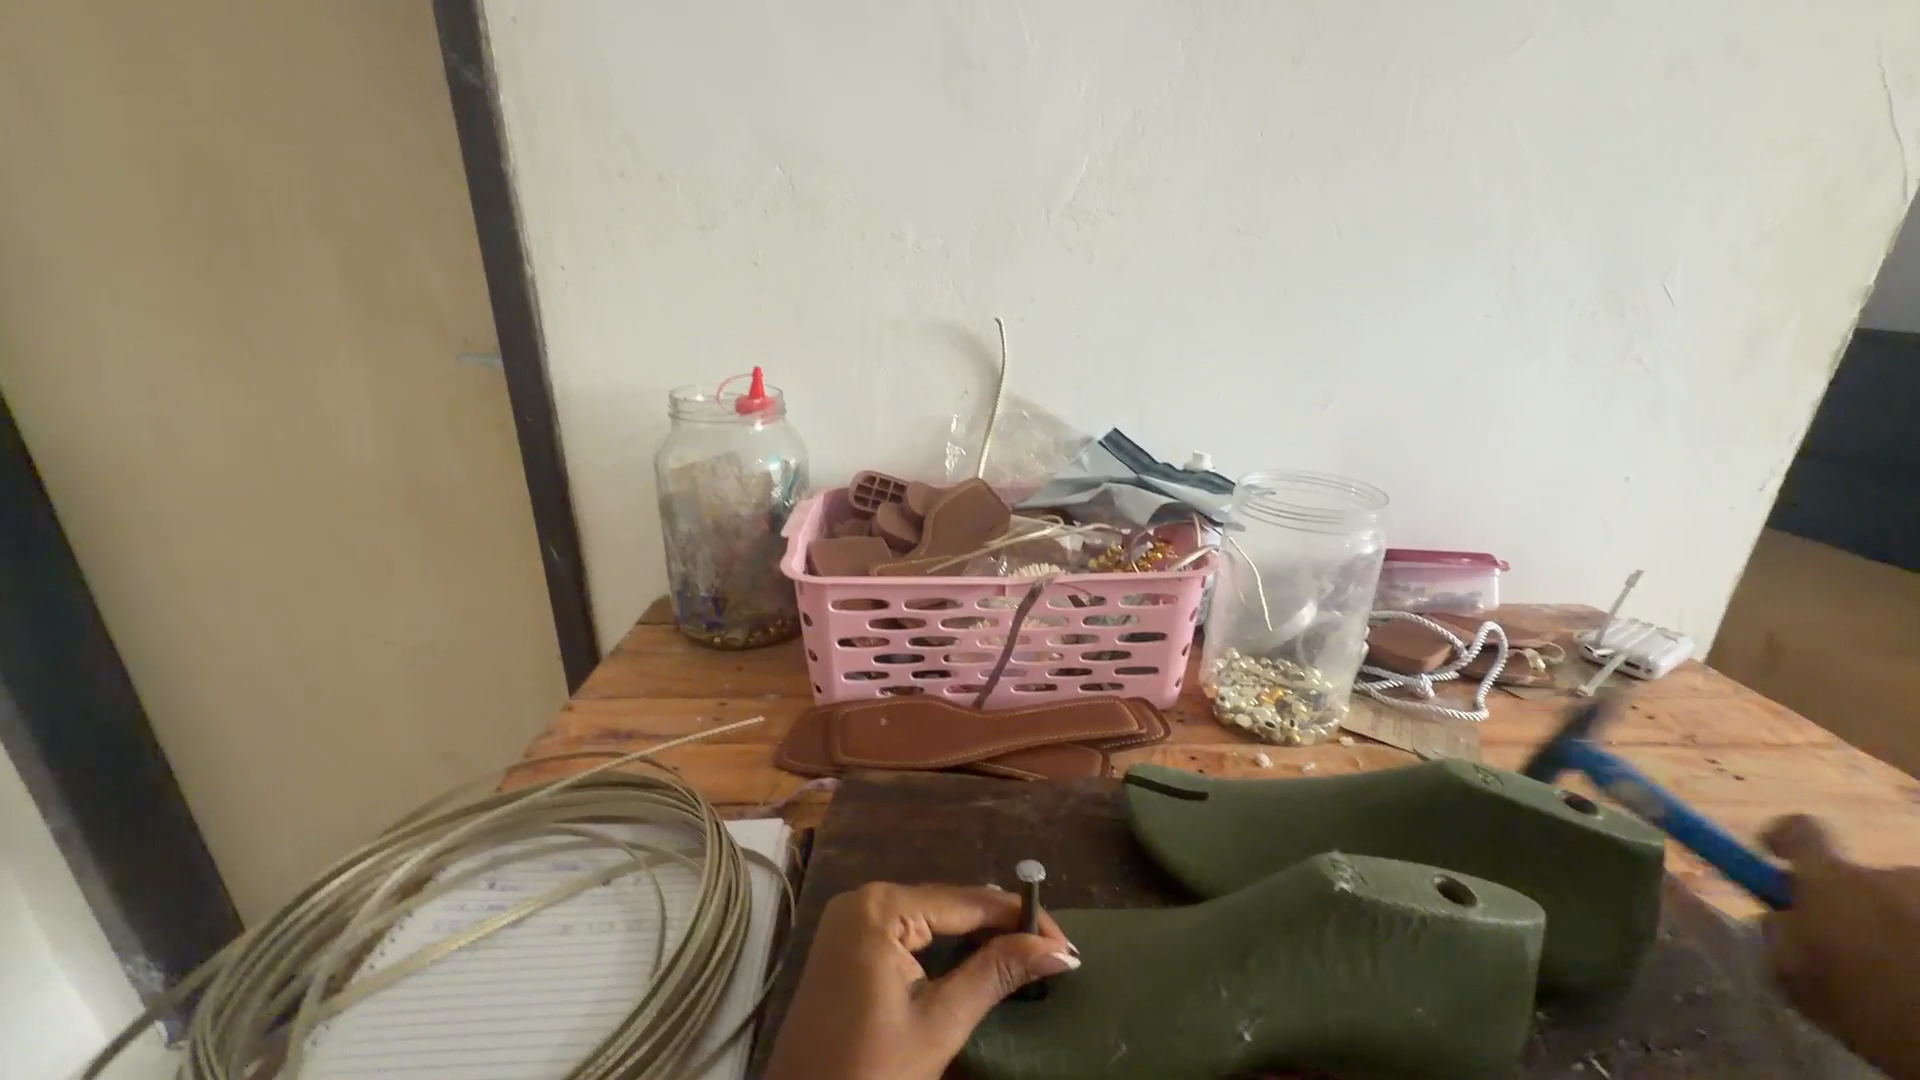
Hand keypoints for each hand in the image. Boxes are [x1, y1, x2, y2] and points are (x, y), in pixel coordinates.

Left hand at [764, 882, 1079, 1079]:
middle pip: (950, 904)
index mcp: (882, 907)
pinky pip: (908, 932)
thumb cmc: (868, 1069)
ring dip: (977, 937)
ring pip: (931, 917)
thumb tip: (1059, 950)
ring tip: (1027, 958)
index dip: (1022, 919)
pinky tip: (978, 961)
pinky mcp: (847, 943)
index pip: (968, 901)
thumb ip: (996, 975)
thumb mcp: (939, 1023)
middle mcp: (864, 898)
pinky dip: (944, 946)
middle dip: (1002, 927)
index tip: (1068, 945)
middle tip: (1052, 955)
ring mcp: (851, 919)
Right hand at [1762, 814, 1919, 1078]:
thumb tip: (1780, 919)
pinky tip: (1917, 978)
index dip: (1783, 840)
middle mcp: (1890, 876)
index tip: (1774, 857)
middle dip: (1852, 902)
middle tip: (1851, 946)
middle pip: (1860, 876)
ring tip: (1899, 971)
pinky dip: (1919, 941)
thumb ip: (1779, 936)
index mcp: (1831, 880)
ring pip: (1905, 903)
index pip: (1799, 829)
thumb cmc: (1873, 1008)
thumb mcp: (1797, 977)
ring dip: (1896, 925)